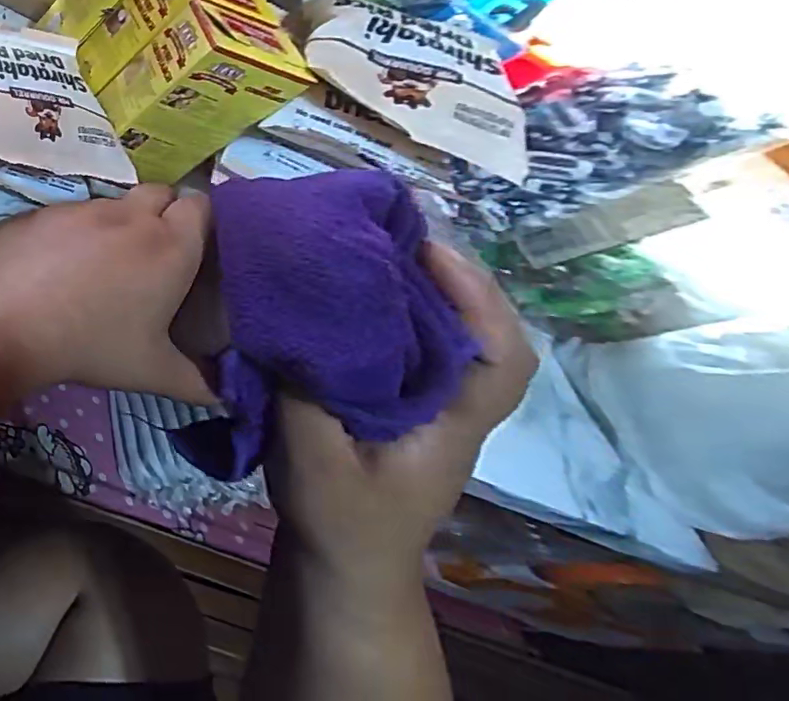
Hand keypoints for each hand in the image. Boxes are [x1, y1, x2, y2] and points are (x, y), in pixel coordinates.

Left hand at [0, 184, 214, 403]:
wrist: (3, 323)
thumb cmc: (89, 345)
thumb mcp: (151, 372)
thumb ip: (197, 382)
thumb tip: (225, 395)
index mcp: (168, 245)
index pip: (201, 206)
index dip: (199, 221)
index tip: (191, 248)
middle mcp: (126, 215)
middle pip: (158, 194)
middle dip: (160, 214)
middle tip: (147, 255)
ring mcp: (78, 208)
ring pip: (108, 204)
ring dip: (111, 225)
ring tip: (94, 266)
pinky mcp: (38, 210)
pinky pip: (63, 215)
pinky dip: (66, 233)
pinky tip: (50, 266)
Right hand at [266, 241, 534, 590]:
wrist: (345, 559)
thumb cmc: (340, 516)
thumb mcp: (314, 462)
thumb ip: (305, 396)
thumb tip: (288, 327)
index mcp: (451, 423)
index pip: (500, 355)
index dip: (476, 297)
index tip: (427, 248)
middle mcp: (451, 404)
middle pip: (476, 329)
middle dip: (444, 272)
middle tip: (388, 229)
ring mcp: (426, 401)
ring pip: (442, 331)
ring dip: (417, 284)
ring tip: (368, 245)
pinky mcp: (396, 398)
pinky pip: (405, 341)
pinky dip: (389, 305)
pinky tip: (350, 288)